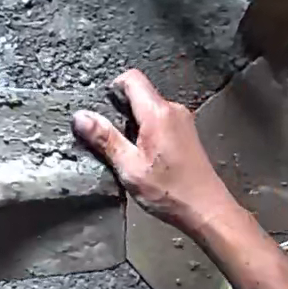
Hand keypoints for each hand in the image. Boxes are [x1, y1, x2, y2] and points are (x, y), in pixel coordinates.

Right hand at [72, 69, 237, 234]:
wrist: (207, 210)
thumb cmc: (171, 192)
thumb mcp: (130, 167)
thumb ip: (105, 139)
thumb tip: (81, 117)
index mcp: (158, 113)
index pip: (132, 78)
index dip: (112, 89)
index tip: (102, 112)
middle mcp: (173, 110)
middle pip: (139, 94)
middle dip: (120, 112)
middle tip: (112, 142)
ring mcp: (183, 121)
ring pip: (149, 110)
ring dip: (134, 126)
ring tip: (129, 155)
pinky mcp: (186, 134)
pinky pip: (161, 122)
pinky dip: (147, 134)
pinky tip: (146, 160)